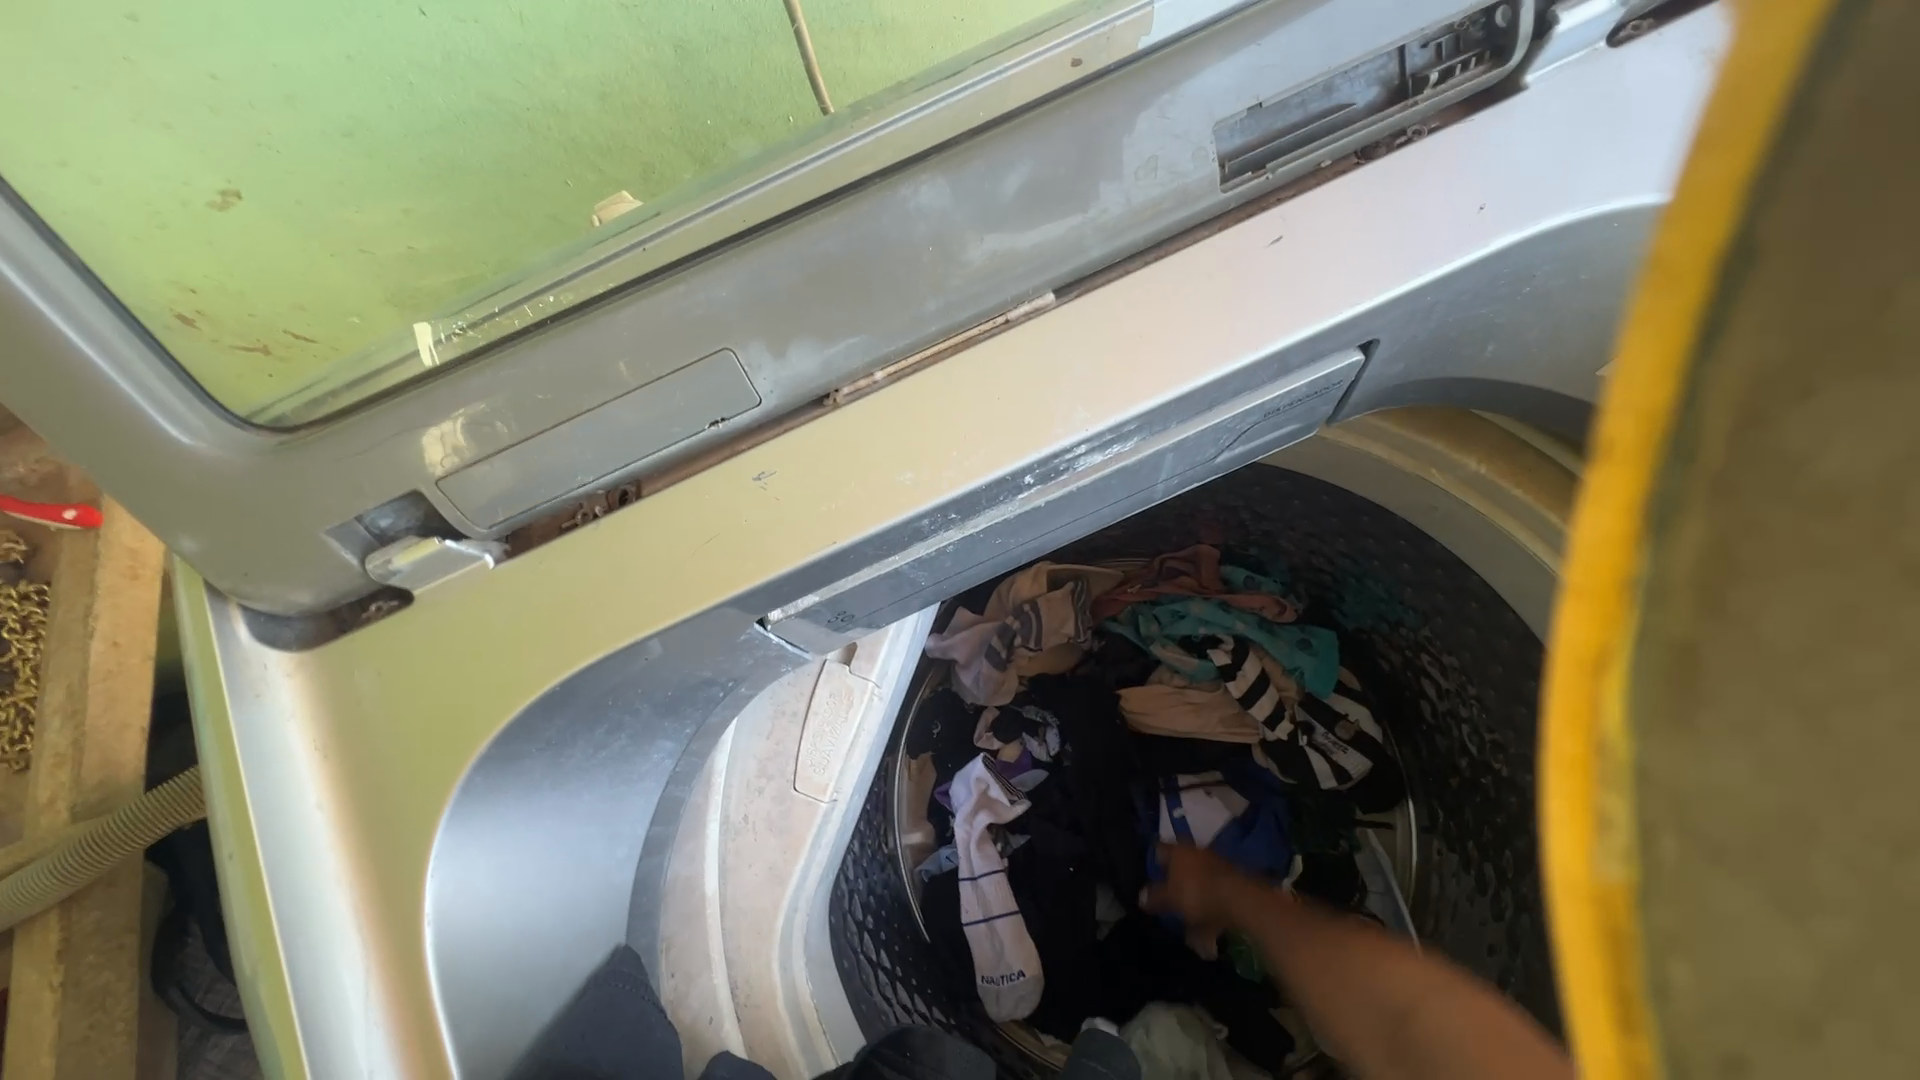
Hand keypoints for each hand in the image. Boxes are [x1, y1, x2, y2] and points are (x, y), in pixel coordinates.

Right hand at [1138, 843, 1261, 939]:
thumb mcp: (1170, 899)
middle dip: (1175, 880)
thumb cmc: (1197, 892)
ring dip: (1194, 895)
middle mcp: (1197, 852)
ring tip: (1189, 918)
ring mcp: (1217, 864)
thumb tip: (1141, 897)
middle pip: (1181, 864)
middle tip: (1168, 897)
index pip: (1159, 849)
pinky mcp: (1233, 879)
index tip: (1149, 873)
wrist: (1240, 899)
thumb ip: (1155, 897)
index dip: (1153, 860)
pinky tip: (1208, 924)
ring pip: (1199, 879)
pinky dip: (1209, 904)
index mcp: (1178, 850)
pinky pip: (1214, 891)